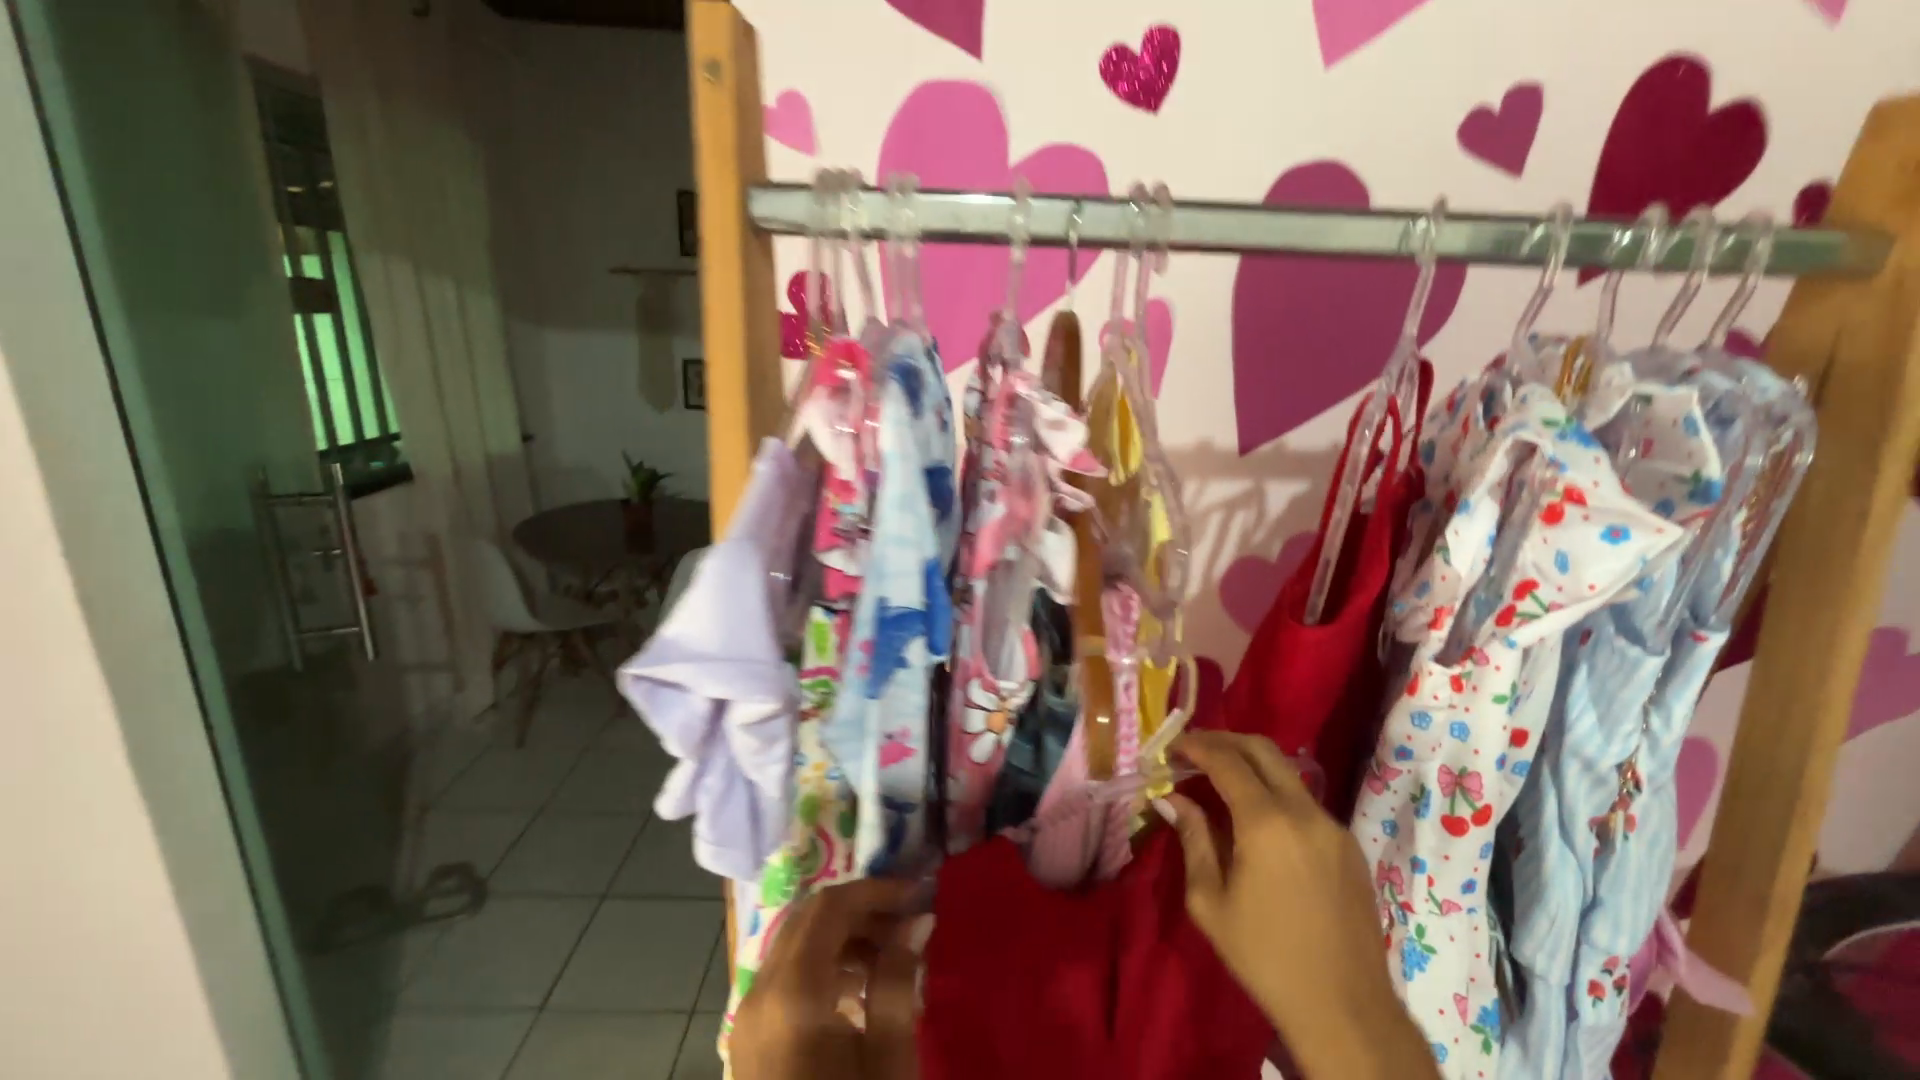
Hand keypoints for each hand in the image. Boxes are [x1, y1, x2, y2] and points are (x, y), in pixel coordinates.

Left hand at [730, 879, 922, 1079]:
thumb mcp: (889, 1062)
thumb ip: (898, 981)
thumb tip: (917, 920)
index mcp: (793, 993)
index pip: (831, 908)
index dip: (876, 890)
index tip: (920, 894)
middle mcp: (759, 990)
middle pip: (807, 918)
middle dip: (860, 908)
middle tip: (908, 921)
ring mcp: (746, 1014)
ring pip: (794, 943)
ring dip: (841, 935)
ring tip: (892, 956)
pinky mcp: (747, 1036)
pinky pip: (784, 975)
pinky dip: (822, 963)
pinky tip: (859, 989)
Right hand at [1159, 731, 1434, 1078]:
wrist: (1344, 1006)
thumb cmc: (1264, 957)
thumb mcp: (1210, 902)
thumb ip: (1192, 840)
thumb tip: (1171, 799)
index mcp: (1266, 823)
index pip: (1226, 760)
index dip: (1195, 746)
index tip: (1171, 747)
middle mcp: (1305, 812)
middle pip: (1264, 750)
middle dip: (1225, 741)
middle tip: (1193, 751)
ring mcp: (1333, 827)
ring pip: (1288, 774)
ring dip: (1252, 766)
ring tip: (1219, 782)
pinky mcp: (1349, 846)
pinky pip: (1306, 803)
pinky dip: (1275, 793)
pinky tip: (1256, 819)